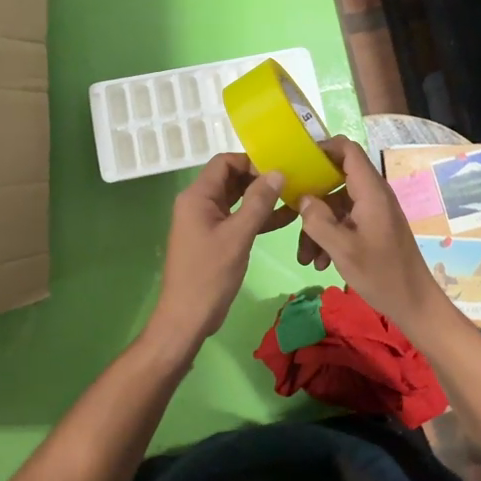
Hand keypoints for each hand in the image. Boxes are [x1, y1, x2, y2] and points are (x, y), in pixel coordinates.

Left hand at [147, 154, 294, 350]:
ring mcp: (206, 221)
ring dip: (261, 199)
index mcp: (197, 196)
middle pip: (230, 179)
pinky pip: (237, 218)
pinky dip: (256, 217)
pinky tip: (285, 219)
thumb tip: (278, 172)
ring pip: (236, 199)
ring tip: (293, 198)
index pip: (224, 162)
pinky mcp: (214, 238)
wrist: (187, 318)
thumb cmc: (209, 274)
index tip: (278, 170)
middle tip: (290, 183)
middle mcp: (199, 203)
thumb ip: (258, 202)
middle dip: (259, 179)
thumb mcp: (238, 236)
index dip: (250, 162)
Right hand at [296, 137, 447, 332]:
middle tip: (291, 214)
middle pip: (336, 179)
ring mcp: (374, 212)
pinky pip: (345, 221)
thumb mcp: (343, 250)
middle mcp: (373, 195)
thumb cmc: (382, 275)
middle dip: (312, 197)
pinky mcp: (373, 228)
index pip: (348, 150)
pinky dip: (330, 235)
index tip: (298, 162)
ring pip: (337, 204)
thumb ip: (318, 221)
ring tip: (305, 256)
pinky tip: (320, 261)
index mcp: (371, 192)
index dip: (323, 148)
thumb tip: (302, 199)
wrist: (416, 306)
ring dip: (318, 224)